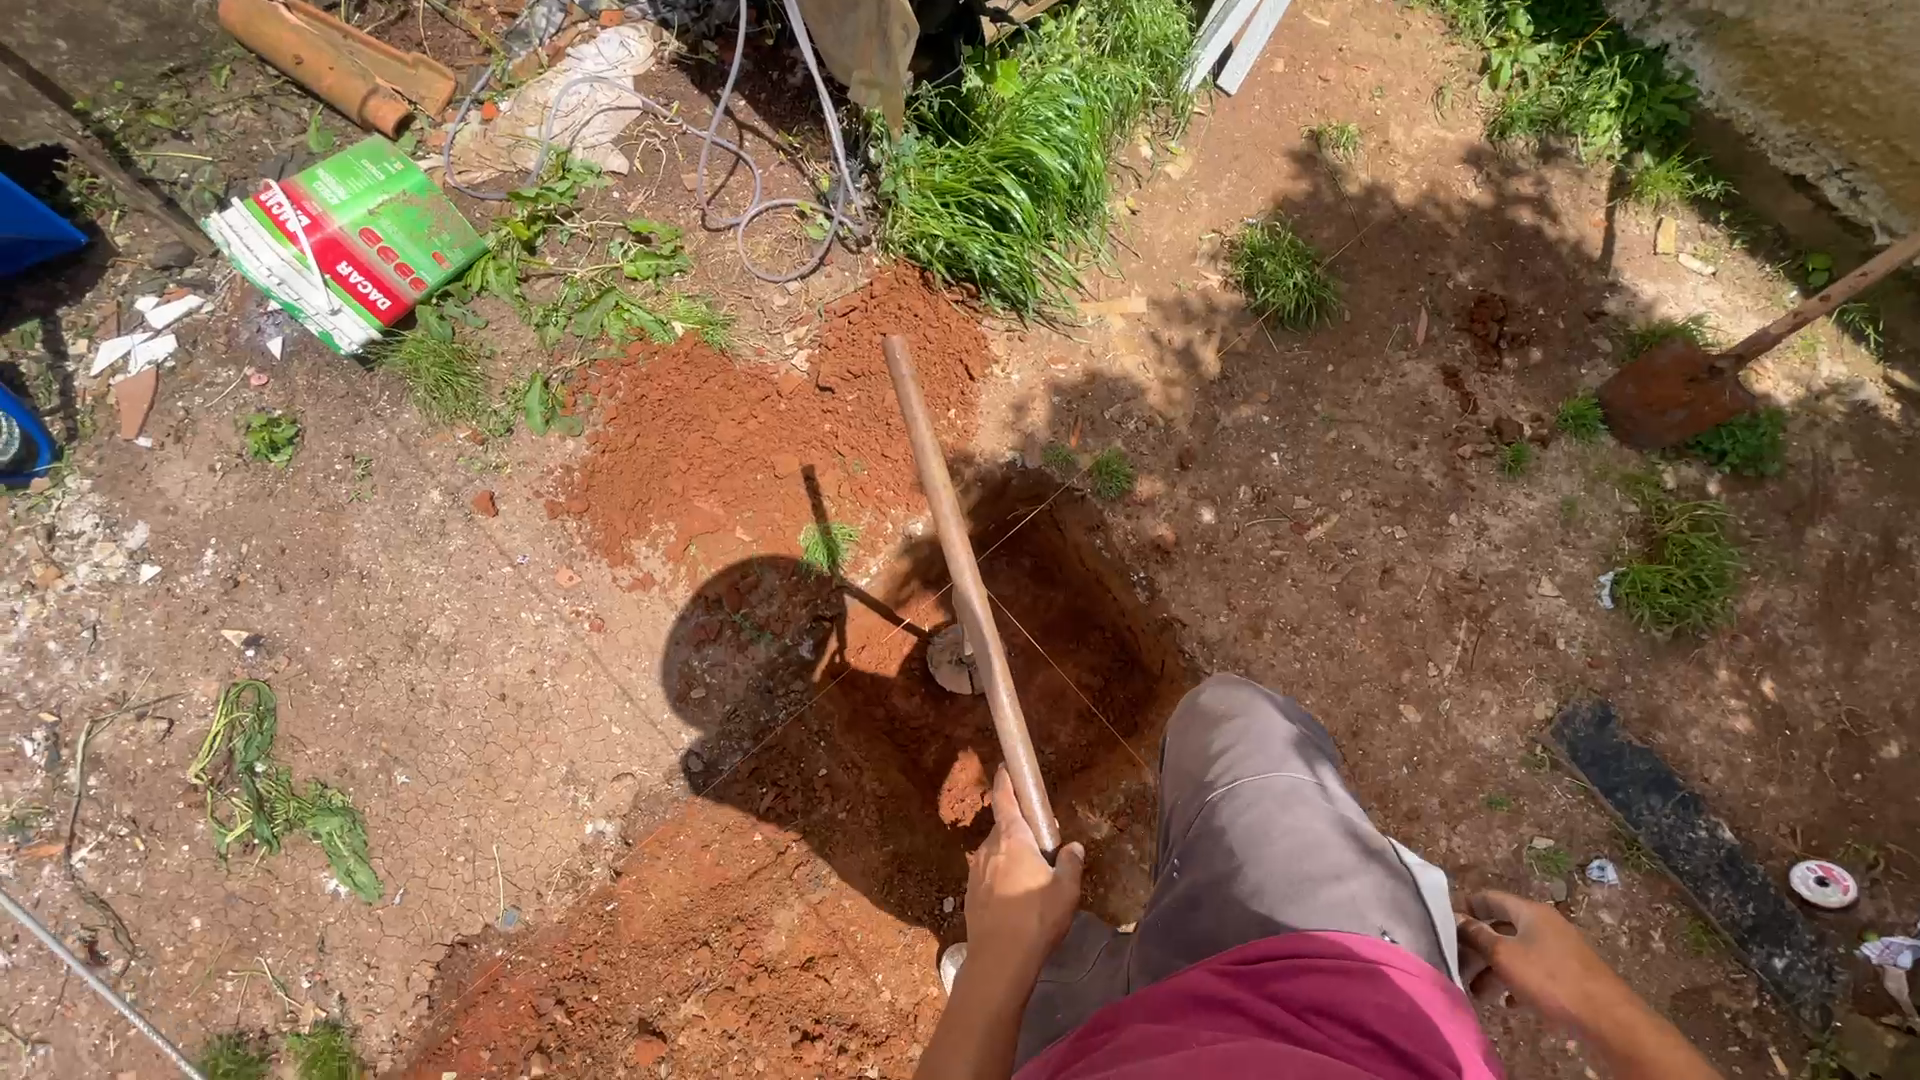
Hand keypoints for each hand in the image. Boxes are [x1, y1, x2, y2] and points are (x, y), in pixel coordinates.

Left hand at [964, 767, 1083, 975]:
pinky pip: (989, 873)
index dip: (1005, 781)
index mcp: (1012, 839)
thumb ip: (1071, 863)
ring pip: (996, 852)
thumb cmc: (1036, 918)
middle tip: (1041, 842)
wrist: (999, 960)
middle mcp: (989, 848)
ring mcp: (976, 871)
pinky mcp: (971, 893)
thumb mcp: (1066, 890)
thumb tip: (1073, 847)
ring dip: (1011, 855)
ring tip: (1031, 875)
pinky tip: (1015, 898)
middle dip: (1020, 829)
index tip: (1005, 767)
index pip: (1004, 799)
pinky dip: (1001, 875)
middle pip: (1004, 827)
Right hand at [1455, 890, 1634, 1032]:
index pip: (1488, 898)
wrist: (1610, 1021)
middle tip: (1457, 964)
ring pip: (1515, 952)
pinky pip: (1533, 971)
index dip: (1465, 907)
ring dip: (1493, 969)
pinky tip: (1507, 1002)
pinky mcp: (1570, 975)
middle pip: (1500, 928)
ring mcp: (1560, 950)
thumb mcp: (1503, 955)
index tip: (1445, 925)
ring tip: (1477, 991)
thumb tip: (1455, 918)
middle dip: (1476, 947)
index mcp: (1530, 912)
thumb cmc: (1550, 979)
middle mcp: (1545, 925)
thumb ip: (1476, 935)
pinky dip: (1515, 981)